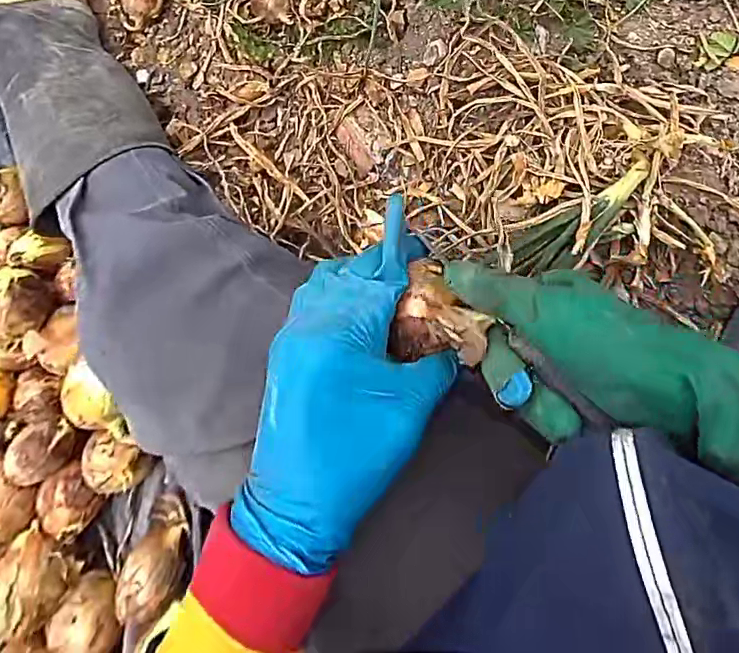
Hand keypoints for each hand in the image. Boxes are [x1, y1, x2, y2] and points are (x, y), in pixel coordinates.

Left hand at [231, 196, 457, 574]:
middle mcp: (313, 315)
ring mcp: (293, 327)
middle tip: (412, 268)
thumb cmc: (358, 451)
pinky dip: (335, 292)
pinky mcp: (285, 343)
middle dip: (383, 264)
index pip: (381, 274)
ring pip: (327, 280)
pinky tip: (355, 311)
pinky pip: (311, 299)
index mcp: (344, 324)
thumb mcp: (410, 408)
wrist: (295, 497)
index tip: (422, 240)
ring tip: (386, 289)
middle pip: (353, 271)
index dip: (405, 255)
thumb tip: (454, 340)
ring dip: (356, 275)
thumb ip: (434, 365)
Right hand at [447, 262, 738, 551]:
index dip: (470, 325)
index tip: (466, 341)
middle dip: (508, 371)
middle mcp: (545, 329)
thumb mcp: (548, 311)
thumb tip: (446, 267)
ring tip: (572, 411)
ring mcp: (559, 370)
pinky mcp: (572, 407)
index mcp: (542, 296)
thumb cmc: (614, 347)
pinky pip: (537, 414)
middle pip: (492, 349)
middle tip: (525, 381)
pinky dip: (555, 422)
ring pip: (513, 387)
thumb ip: (495, 291)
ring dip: (537, 402)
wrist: (689, 412)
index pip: (483, 304)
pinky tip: (580, 426)